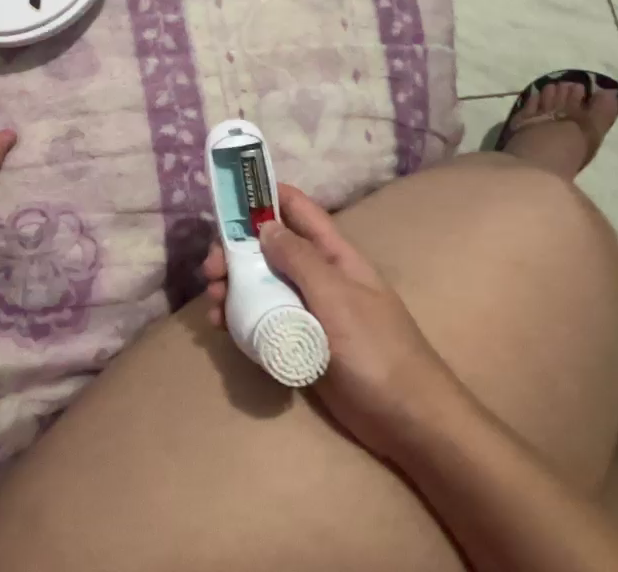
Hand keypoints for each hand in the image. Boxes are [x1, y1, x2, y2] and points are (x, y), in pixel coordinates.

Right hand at [201, 185, 455, 450]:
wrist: (406, 421)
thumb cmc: (377, 351)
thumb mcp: (337, 298)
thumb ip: (300, 259)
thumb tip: (264, 226)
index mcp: (334, 256)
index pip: (297, 210)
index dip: (264, 196)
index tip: (227, 198)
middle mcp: (318, 277)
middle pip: (268, 249)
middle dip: (235, 251)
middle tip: (211, 269)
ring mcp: (307, 311)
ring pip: (260, 285)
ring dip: (232, 286)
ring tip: (212, 301)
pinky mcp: (298, 343)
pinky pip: (262, 320)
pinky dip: (239, 317)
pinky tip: (222, 326)